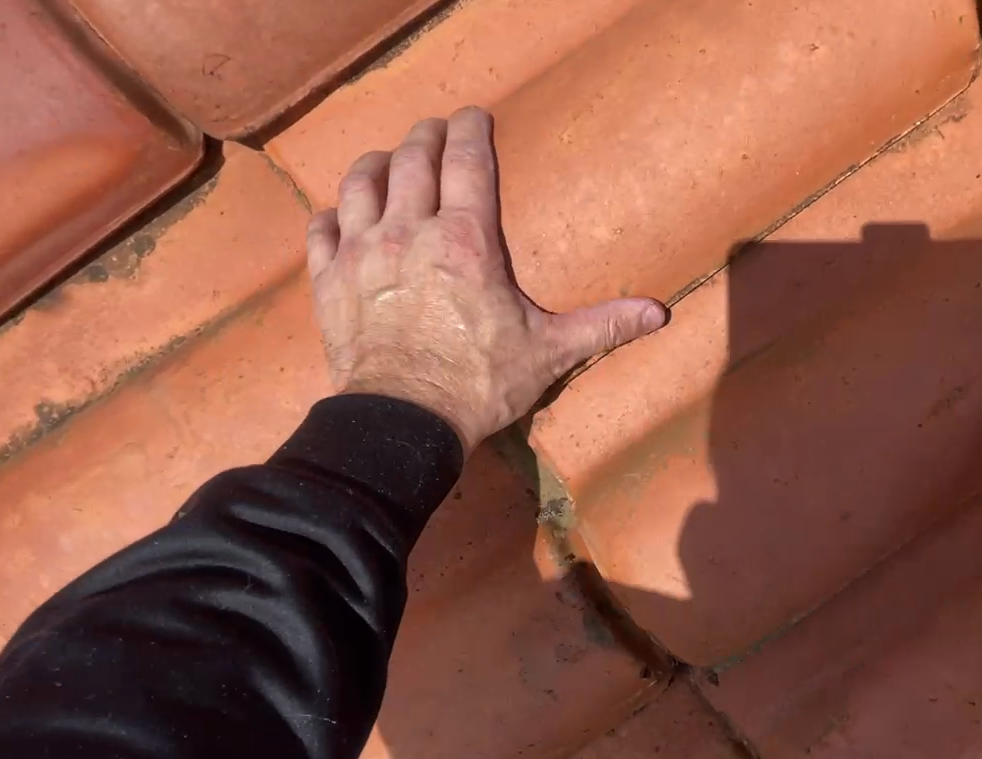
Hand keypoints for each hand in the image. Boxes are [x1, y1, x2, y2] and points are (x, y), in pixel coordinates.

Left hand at [305, 107, 667, 454]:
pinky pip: (322, 229)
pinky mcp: (330, 281)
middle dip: (427, 136)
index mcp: (467, 242)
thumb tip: (660, 314)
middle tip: (437, 130)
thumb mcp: (551, 352)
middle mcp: (409, 231)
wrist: (408, 419)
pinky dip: (333, 214)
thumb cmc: (483, 382)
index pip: (467, 163)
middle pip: (413, 160)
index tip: (475, 116)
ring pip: (361, 182)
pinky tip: (341, 216)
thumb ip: (603, 325)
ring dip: (378, 162)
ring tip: (389, 159)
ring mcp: (362, 253)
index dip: (471, 131)